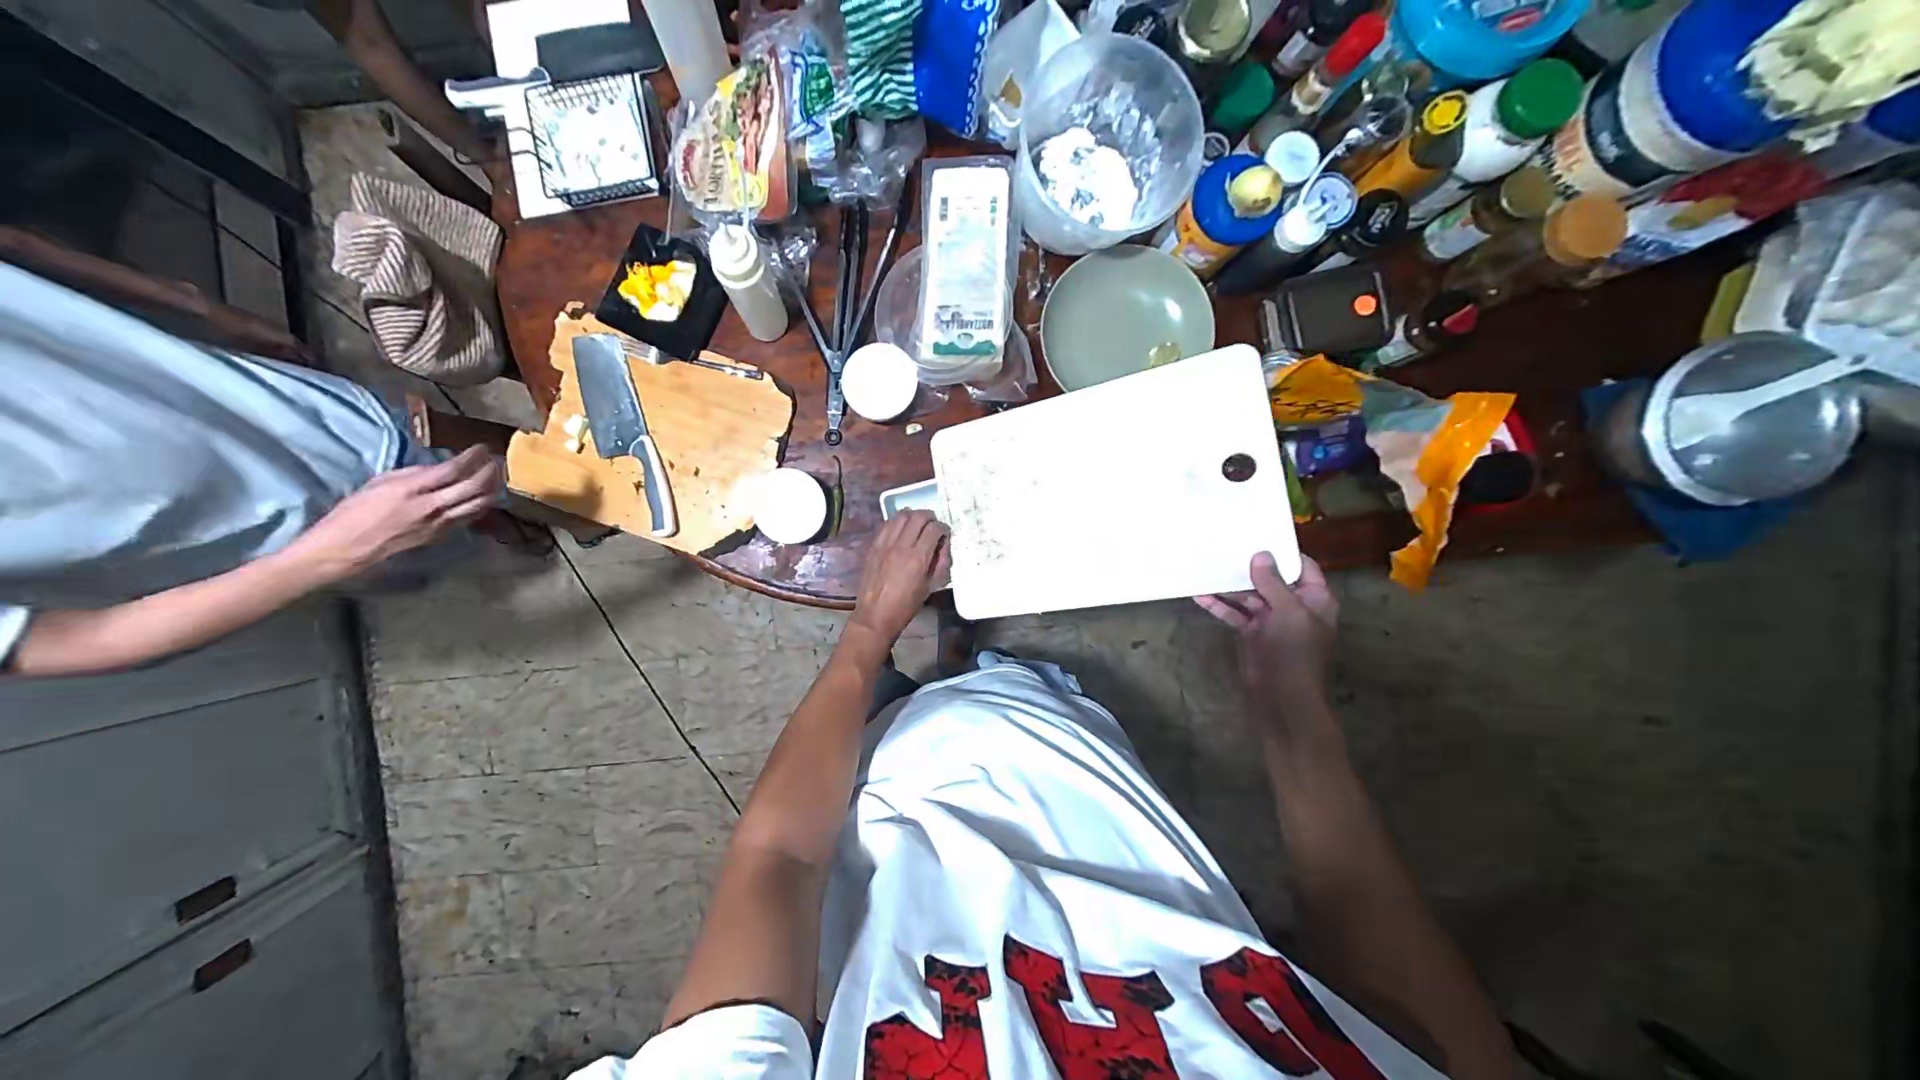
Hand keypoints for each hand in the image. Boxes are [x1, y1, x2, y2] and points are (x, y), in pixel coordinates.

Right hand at [289, 447, 502, 581]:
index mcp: (412, 490)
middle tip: (497, 460)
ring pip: (479, 504)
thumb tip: (440, 468)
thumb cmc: (355, 511)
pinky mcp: (442, 535)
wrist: (347, 548)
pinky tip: (486, 497)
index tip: (482, 448)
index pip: (453, 469)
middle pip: (474, 487)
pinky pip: (471, 517)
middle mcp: (432, 507)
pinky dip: (483, 504)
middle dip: (490, 471)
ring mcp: (440, 523)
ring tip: (498, 477)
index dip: (472, 457)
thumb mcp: (380, 483)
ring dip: (493, 488)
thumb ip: (414, 474)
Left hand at [849, 510, 950, 645]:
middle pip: (918, 516)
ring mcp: (885, 544)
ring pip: (901, 515)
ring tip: (917, 524)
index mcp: (918, 558)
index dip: (943, 528)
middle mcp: (901, 545)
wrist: (876, 615)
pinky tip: (901, 530)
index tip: (944, 534)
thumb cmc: (906, 605)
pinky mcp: (874, 546)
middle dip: (930, 517)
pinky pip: (887, 524)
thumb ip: (940, 563)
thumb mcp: (930, 586)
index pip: (934, 528)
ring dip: (913, 516)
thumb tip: (942, 546)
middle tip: (933, 526)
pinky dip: (897, 522)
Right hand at [1195, 553, 1338, 717]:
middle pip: (1271, 579)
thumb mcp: (1289, 612)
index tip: (1259, 534)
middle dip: (1250, 566)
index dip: (1283, 552)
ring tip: (1207, 567)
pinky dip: (1219, 606)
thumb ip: (1273, 583)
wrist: (1284, 699)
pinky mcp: (1252, 634)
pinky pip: (1234, 614)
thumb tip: (1261, 555)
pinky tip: (1200, 596)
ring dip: (1229, 586)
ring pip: (1249, 596)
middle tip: (1225, 545)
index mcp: (1315, 599)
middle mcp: (1294, 607)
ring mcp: (1271, 621)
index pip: (1302, 567)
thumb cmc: (1296, 652)